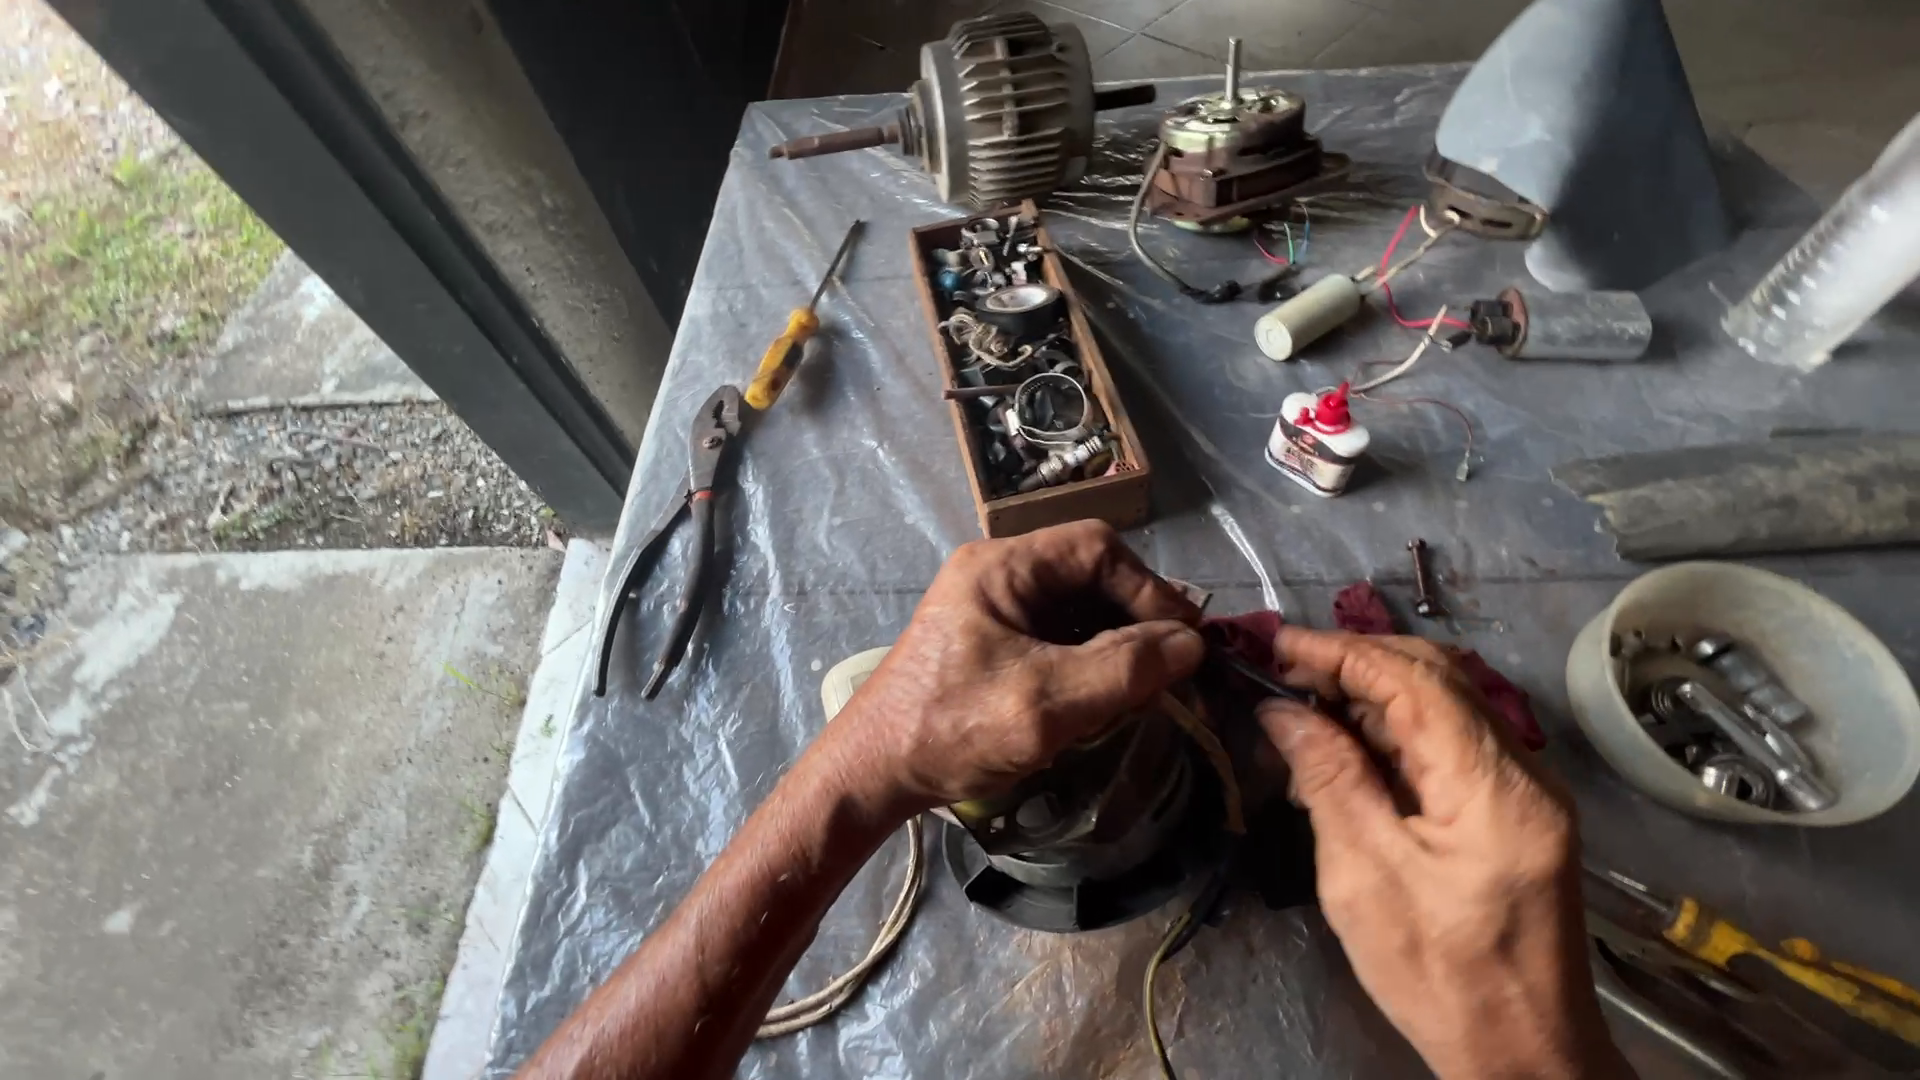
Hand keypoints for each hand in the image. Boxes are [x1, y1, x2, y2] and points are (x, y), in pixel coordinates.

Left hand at [822, 520, 1204, 812]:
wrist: (875, 771)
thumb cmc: (950, 730)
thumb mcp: (1043, 702)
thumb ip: (1122, 669)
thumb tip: (1191, 643)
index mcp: (1000, 567)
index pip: (1095, 548)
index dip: (1147, 588)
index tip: (1181, 640)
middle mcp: (998, 574)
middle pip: (1089, 575)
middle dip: (1135, 618)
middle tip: (1171, 667)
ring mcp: (995, 607)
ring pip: (1079, 608)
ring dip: (1117, 642)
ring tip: (1145, 685)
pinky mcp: (995, 641)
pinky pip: (1059, 635)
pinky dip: (1091, 660)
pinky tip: (1107, 695)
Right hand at [1258, 626, 1629, 1079]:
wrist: (1523, 1056)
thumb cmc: (1438, 973)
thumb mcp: (1363, 872)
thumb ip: (1326, 774)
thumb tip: (1280, 707)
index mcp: (1494, 789)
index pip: (1416, 682)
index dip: (1341, 652)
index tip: (1277, 644)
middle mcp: (1520, 773)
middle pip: (1434, 678)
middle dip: (1352, 663)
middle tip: (1283, 672)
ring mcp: (1517, 789)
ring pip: (1435, 705)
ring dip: (1362, 696)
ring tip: (1296, 711)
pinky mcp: (1502, 807)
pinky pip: (1438, 743)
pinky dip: (1380, 733)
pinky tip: (1333, 751)